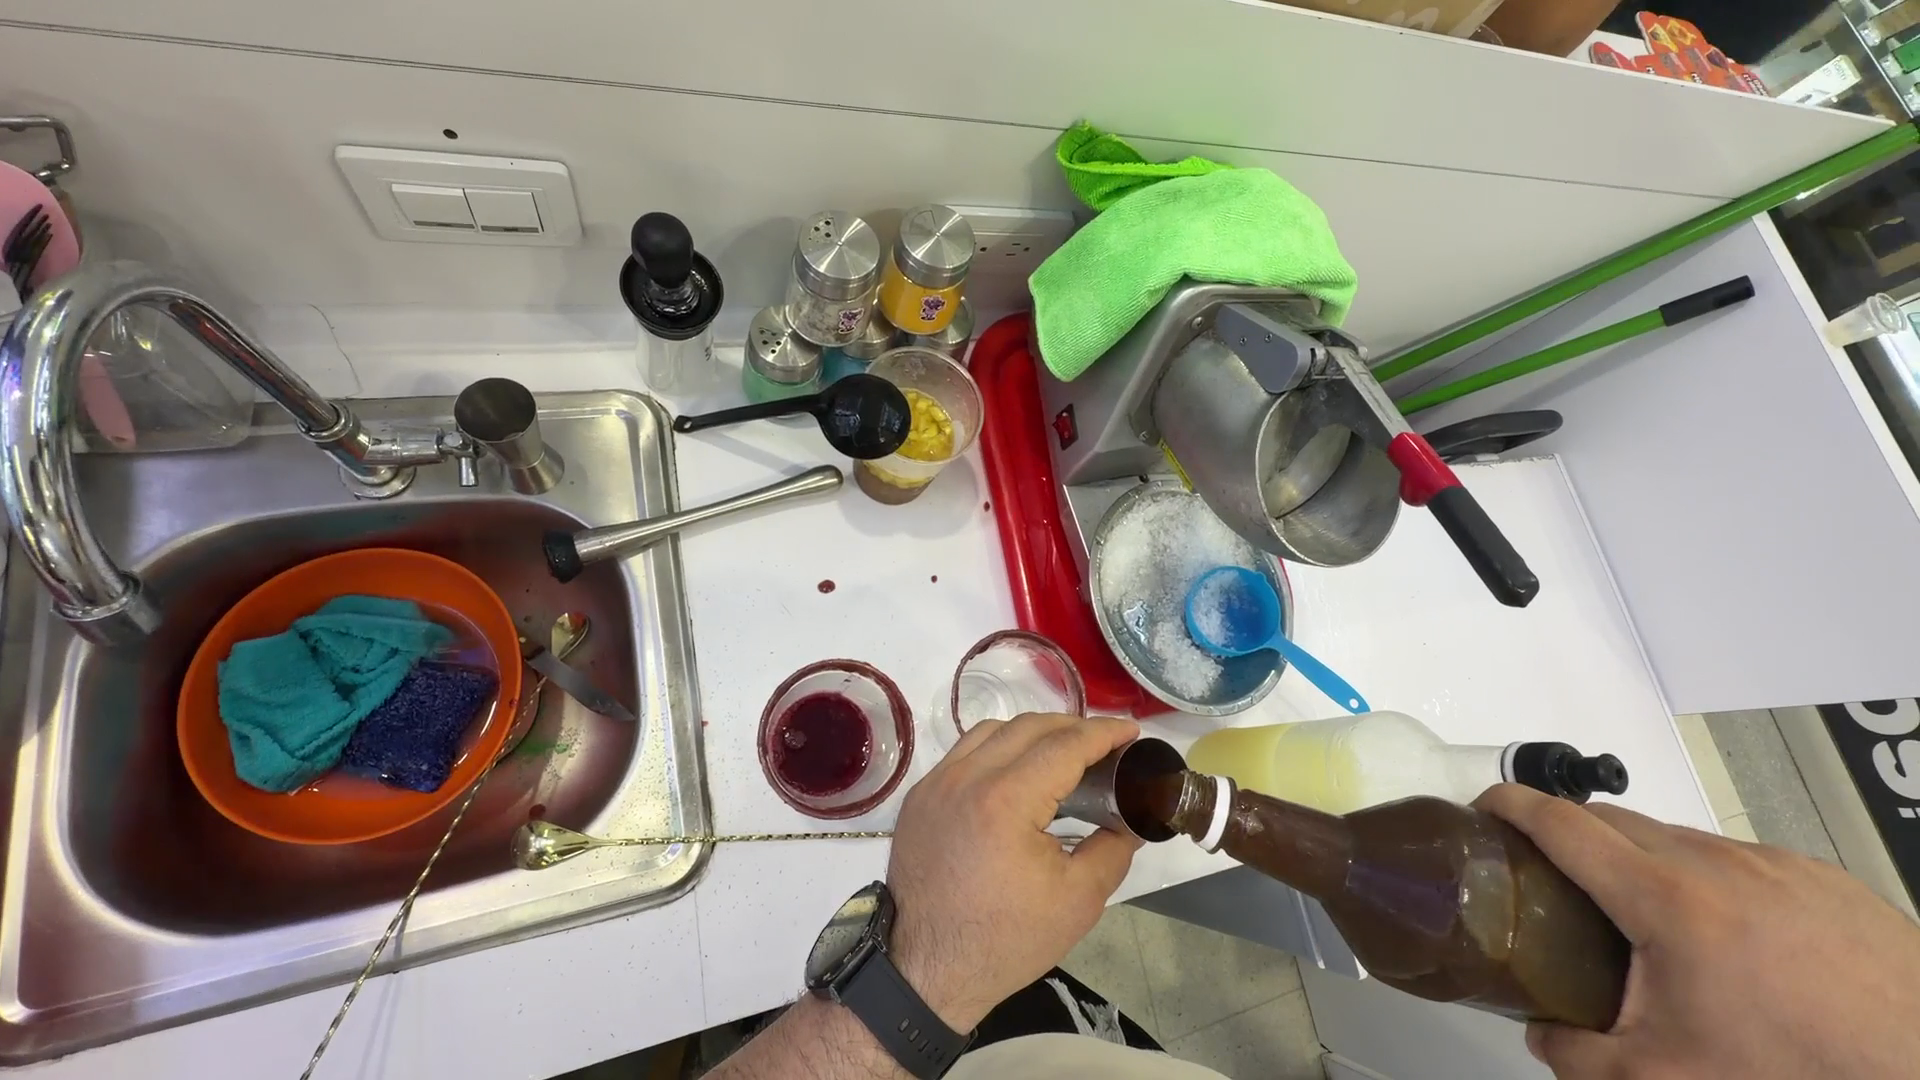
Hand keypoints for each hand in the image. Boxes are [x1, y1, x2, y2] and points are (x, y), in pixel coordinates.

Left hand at [885, 713, 1142, 1031]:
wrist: (925, 968)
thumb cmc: (1005, 939)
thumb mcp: (1078, 901)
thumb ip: (1113, 849)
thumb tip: (1133, 819)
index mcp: (1005, 800)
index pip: (1063, 746)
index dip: (1102, 733)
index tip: (1131, 730)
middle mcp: (966, 777)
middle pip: (1028, 727)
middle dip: (1072, 727)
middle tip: (1104, 744)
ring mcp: (936, 783)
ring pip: (991, 731)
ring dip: (1032, 733)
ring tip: (1063, 753)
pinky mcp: (920, 796)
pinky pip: (964, 752)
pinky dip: (997, 748)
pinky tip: (1016, 771)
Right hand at [1476, 783, 1919, 1079]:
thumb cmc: (1794, 1072)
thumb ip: (1577, 1054)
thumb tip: (1538, 1031)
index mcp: (1663, 898)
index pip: (1559, 822)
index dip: (1507, 803)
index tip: (1479, 808)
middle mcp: (1713, 861)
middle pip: (1609, 819)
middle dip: (1567, 835)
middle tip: (1554, 878)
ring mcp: (1774, 862)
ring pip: (1673, 836)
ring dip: (1639, 859)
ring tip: (1648, 918)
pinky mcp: (1825, 876)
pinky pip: (1737, 856)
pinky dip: (1706, 877)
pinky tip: (1731, 935)